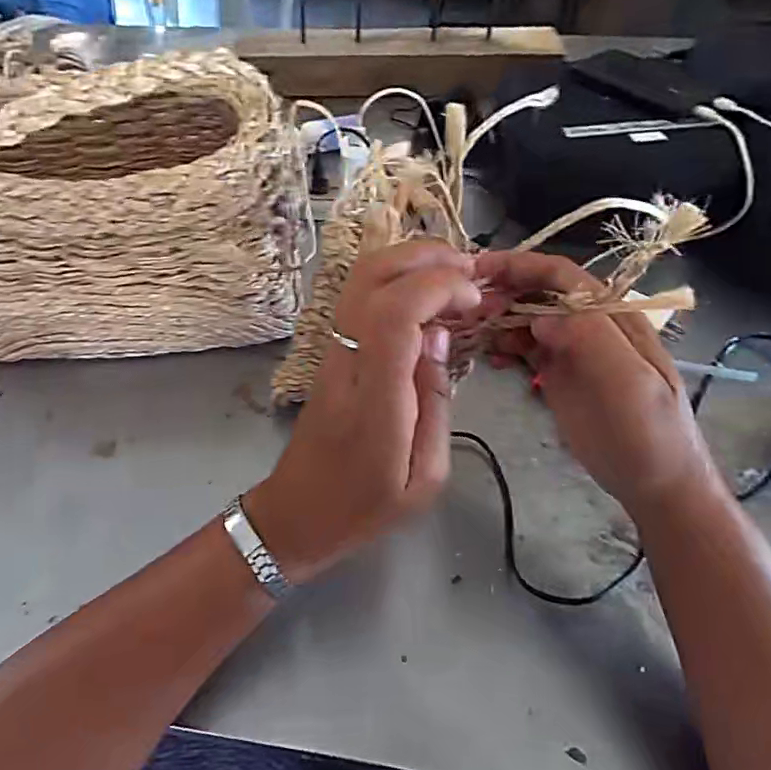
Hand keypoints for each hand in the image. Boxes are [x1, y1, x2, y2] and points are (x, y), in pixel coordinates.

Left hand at [245, 242, 480, 581]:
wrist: (297, 511)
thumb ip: (436, 402)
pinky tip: (424, 295)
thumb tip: (440, 337)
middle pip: (371, 277)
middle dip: (425, 258)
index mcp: (375, 397)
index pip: (394, 312)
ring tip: (452, 273)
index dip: (437, 288)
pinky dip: (394, 279)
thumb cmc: (364, 505)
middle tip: (469, 270)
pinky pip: (357, 296)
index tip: (472, 298)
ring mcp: (330, 351)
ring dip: (407, 261)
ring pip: (359, 278)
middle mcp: (346, 360)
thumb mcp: (424, 477)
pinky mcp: (328, 351)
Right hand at [472, 251, 720, 514]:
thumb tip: (542, 316)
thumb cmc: (649, 434)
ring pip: (528, 318)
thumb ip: (591, 340)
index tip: (479, 269)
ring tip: (469, 329)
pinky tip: (487, 355)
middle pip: (540, 292)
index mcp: (613, 317)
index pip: (563, 276)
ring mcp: (572, 350)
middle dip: (502, 290)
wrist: (657, 483)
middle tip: (465, 307)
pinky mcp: (558, 374)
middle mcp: (590, 325)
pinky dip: (503, 344)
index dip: (521, 266)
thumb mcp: (630, 384)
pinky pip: (524, 347)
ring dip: (498, 317)